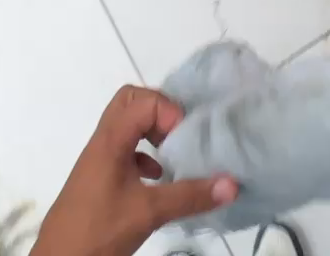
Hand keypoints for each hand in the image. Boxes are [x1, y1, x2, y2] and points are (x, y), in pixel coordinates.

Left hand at [30, 85, 238, 255]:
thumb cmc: (99, 229)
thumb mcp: (148, 212)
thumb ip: (189, 196)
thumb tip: (231, 184)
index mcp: (111, 138)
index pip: (144, 101)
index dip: (169, 113)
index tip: (185, 140)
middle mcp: (103, 139)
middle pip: (131, 101)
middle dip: (160, 110)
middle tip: (180, 133)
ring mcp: (99, 156)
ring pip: (126, 124)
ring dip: (152, 131)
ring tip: (174, 152)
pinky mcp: (99, 175)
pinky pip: (124, 148)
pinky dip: (143, 153)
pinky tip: (157, 177)